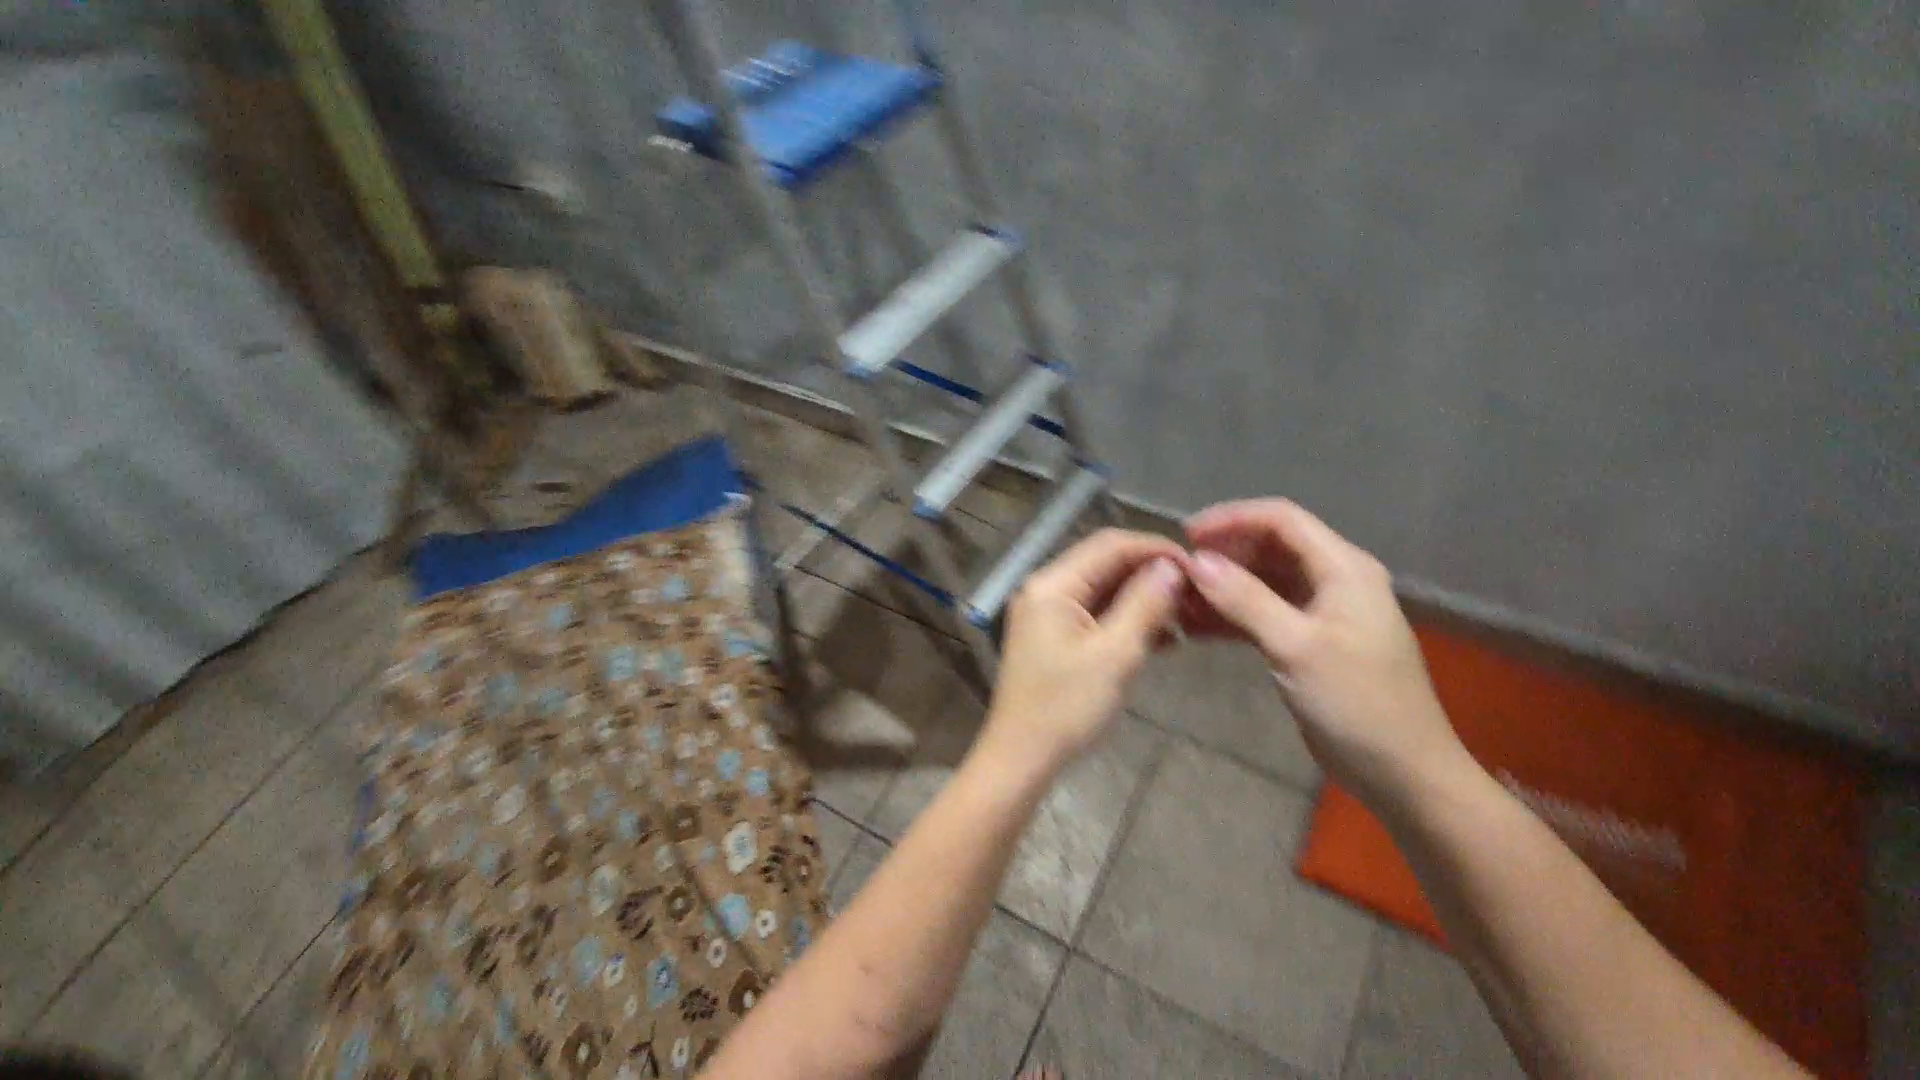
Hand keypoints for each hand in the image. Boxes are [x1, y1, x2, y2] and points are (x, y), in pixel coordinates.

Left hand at [983, 529, 1185, 771]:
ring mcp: (1048, 614)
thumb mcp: (1115, 655)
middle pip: (1106, 564)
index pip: (1110, 544)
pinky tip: (1165, 638)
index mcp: (1052, 585)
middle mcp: (1045, 589)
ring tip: (1188, 615)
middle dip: (1152, 573)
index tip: (1198, 566)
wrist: (1022, 758)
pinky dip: (1128, 620)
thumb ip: (1145, 604)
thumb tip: (1173, 566)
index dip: (1156, 548)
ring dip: (1144, 598)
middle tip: (1197, 591)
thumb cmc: (1066, 707)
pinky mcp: (1055, 638)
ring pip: (1104, 590)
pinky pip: (1096, 615)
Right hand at [1182, 499, 1475, 809]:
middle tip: (1177, 574)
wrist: (1402, 772)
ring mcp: (1322, 612)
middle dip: (1223, 555)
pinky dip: (1232, 616)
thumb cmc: (1356, 703)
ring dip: (1223, 587)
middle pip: (1270, 547)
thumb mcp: (1296, 647)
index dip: (1231, 518)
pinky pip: (1264, 614)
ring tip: (1178, 601)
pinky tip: (1196, 627)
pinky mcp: (1310, 643)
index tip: (1184, 536)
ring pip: (1264, 582)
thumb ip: (1245, 599)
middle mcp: (1334, 579)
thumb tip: (1196, 561)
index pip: (1281, 519)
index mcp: (1343, 568)